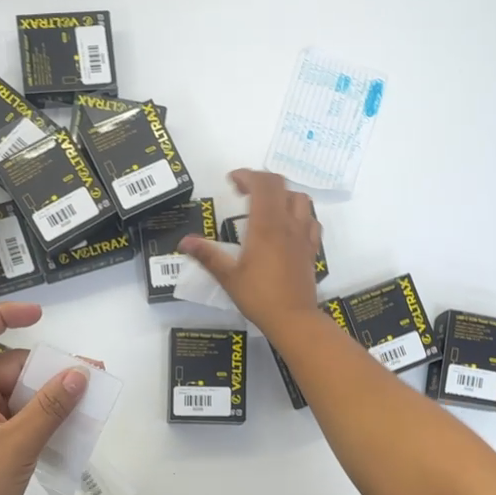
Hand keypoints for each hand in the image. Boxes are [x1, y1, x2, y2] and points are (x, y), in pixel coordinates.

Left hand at [0, 303, 87, 494]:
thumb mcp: (18, 443)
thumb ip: (51, 407)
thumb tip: (80, 373)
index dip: (4, 315)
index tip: (39, 315)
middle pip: (10, 365)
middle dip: (49, 368)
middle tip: (92, 375)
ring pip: (21, 394)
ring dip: (52, 395)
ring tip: (91, 400)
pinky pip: (23, 417)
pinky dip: (46, 417)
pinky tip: (75, 424)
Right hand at [180, 168, 321, 330]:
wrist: (293, 319)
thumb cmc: (258, 298)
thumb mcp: (228, 277)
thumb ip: (207, 256)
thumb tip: (184, 242)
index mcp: (265, 226)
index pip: (261, 184)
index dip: (246, 176)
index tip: (232, 182)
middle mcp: (287, 224)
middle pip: (280, 185)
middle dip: (261, 181)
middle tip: (245, 192)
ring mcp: (303, 235)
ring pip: (300, 199)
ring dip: (283, 194)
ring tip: (268, 206)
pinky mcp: (311, 249)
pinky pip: (311, 221)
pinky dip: (300, 215)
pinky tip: (290, 226)